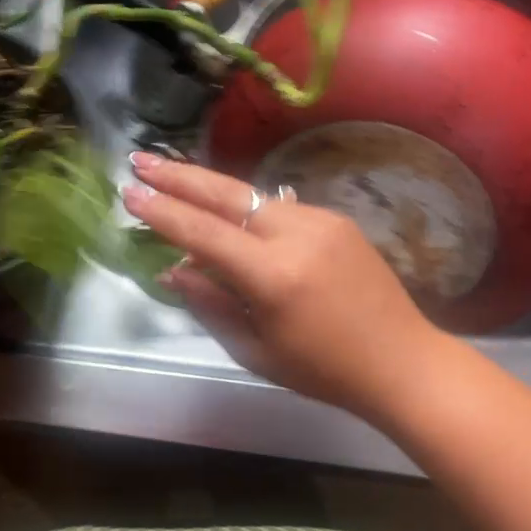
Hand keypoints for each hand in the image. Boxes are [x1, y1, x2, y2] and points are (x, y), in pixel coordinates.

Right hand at [123, 152, 448, 416]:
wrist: (403, 363)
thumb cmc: (322, 371)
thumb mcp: (254, 349)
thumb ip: (210, 303)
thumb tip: (172, 268)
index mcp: (274, 276)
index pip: (204, 233)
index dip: (162, 212)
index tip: (128, 193)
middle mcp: (298, 235)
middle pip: (226, 194)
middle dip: (178, 176)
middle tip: (139, 160)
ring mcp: (322, 221)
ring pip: (252, 195)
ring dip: (208, 187)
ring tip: (170, 177)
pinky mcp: (337, 220)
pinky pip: (277, 207)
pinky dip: (243, 207)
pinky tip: (224, 211)